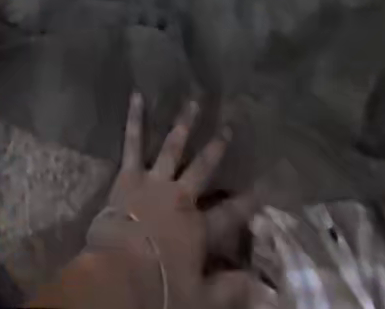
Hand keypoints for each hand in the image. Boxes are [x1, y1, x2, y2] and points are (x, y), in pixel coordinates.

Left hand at [83, 92, 261, 307]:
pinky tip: (136, 95)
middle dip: (217, 148)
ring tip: (193, 102)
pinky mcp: (128, 174)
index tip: (265, 183)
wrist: (118, 273)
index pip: (232, 214)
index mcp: (200, 229)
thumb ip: (232, 290)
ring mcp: (153, 181)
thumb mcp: (203, 299)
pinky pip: (132, 141)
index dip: (250, 200)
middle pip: (203, 169)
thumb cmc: (161, 290)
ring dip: (184, 124)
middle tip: (229, 127)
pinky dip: (134, 117)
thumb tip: (263, 286)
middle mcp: (180, 198)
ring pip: (172, 147)